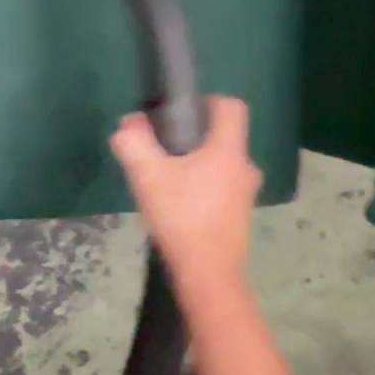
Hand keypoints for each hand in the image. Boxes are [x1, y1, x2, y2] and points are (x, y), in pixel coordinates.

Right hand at [110, 96, 260, 282]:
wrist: (207, 273)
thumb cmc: (181, 217)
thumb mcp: (147, 176)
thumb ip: (133, 143)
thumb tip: (128, 123)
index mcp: (228, 150)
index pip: (231, 107)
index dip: (207, 101)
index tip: (180, 113)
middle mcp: (244, 166)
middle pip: (223, 136)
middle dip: (193, 137)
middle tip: (162, 149)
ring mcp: (246, 193)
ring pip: (221, 163)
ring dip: (196, 163)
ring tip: (166, 179)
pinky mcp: (240, 214)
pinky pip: (221, 186)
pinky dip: (202, 186)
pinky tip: (178, 204)